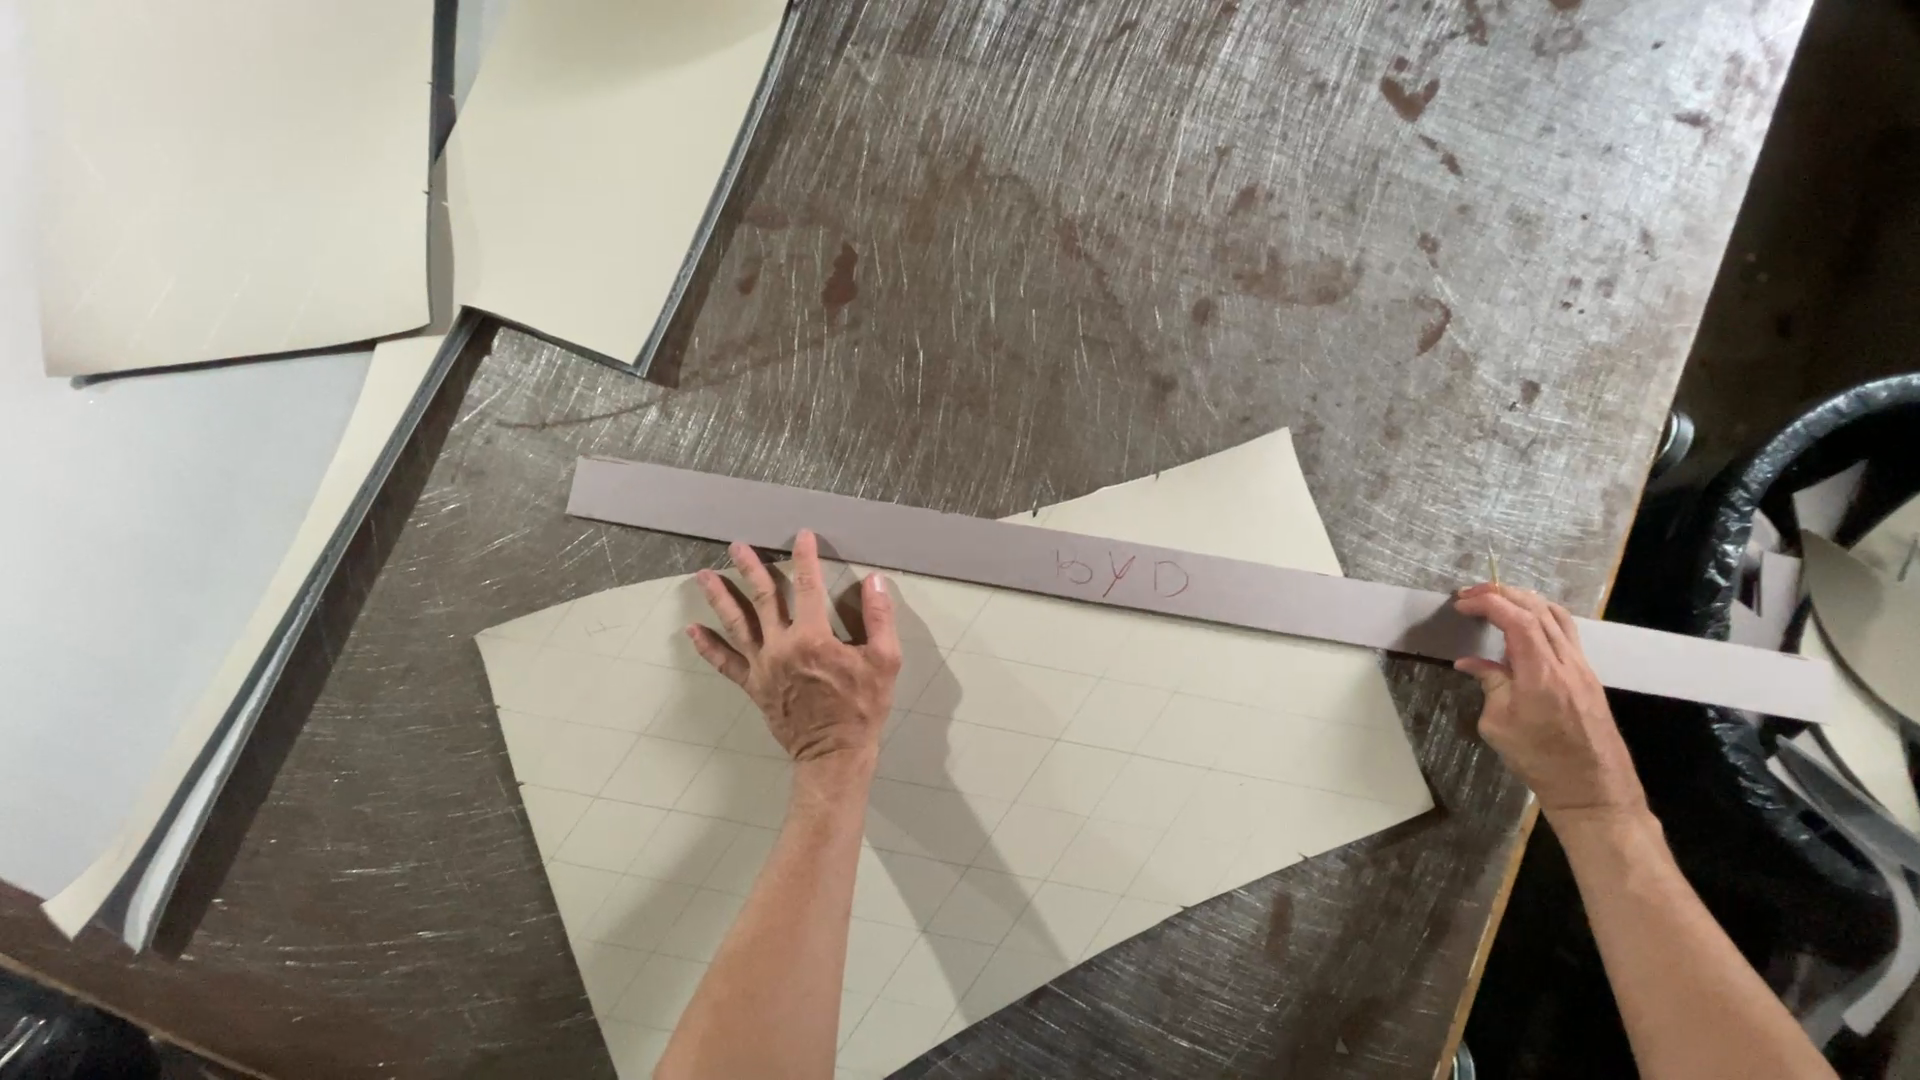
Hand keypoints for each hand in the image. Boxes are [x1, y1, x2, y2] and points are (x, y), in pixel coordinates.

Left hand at [688, 530, 901, 769]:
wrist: (834, 754)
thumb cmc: (862, 707)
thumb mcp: (886, 661)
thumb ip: (880, 618)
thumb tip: (875, 581)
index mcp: (814, 637)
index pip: (808, 586)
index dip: (805, 557)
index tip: (802, 535)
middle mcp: (781, 646)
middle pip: (762, 598)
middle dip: (750, 568)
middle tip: (736, 546)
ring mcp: (762, 666)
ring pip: (736, 624)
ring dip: (720, 597)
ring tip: (704, 575)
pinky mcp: (753, 686)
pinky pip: (725, 663)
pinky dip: (707, 647)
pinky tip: (692, 630)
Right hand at [1452, 583, 1646, 819]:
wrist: (1592, 787)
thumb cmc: (1539, 759)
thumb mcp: (1498, 724)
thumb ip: (1489, 684)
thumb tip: (1471, 663)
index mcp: (1541, 673)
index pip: (1516, 620)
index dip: (1487, 603)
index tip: (1460, 604)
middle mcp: (1566, 663)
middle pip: (1538, 610)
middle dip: (1502, 594)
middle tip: (1470, 594)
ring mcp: (1582, 667)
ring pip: (1557, 616)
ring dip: (1524, 600)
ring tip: (1496, 600)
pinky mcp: (1587, 676)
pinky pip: (1565, 632)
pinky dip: (1540, 617)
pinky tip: (1522, 625)